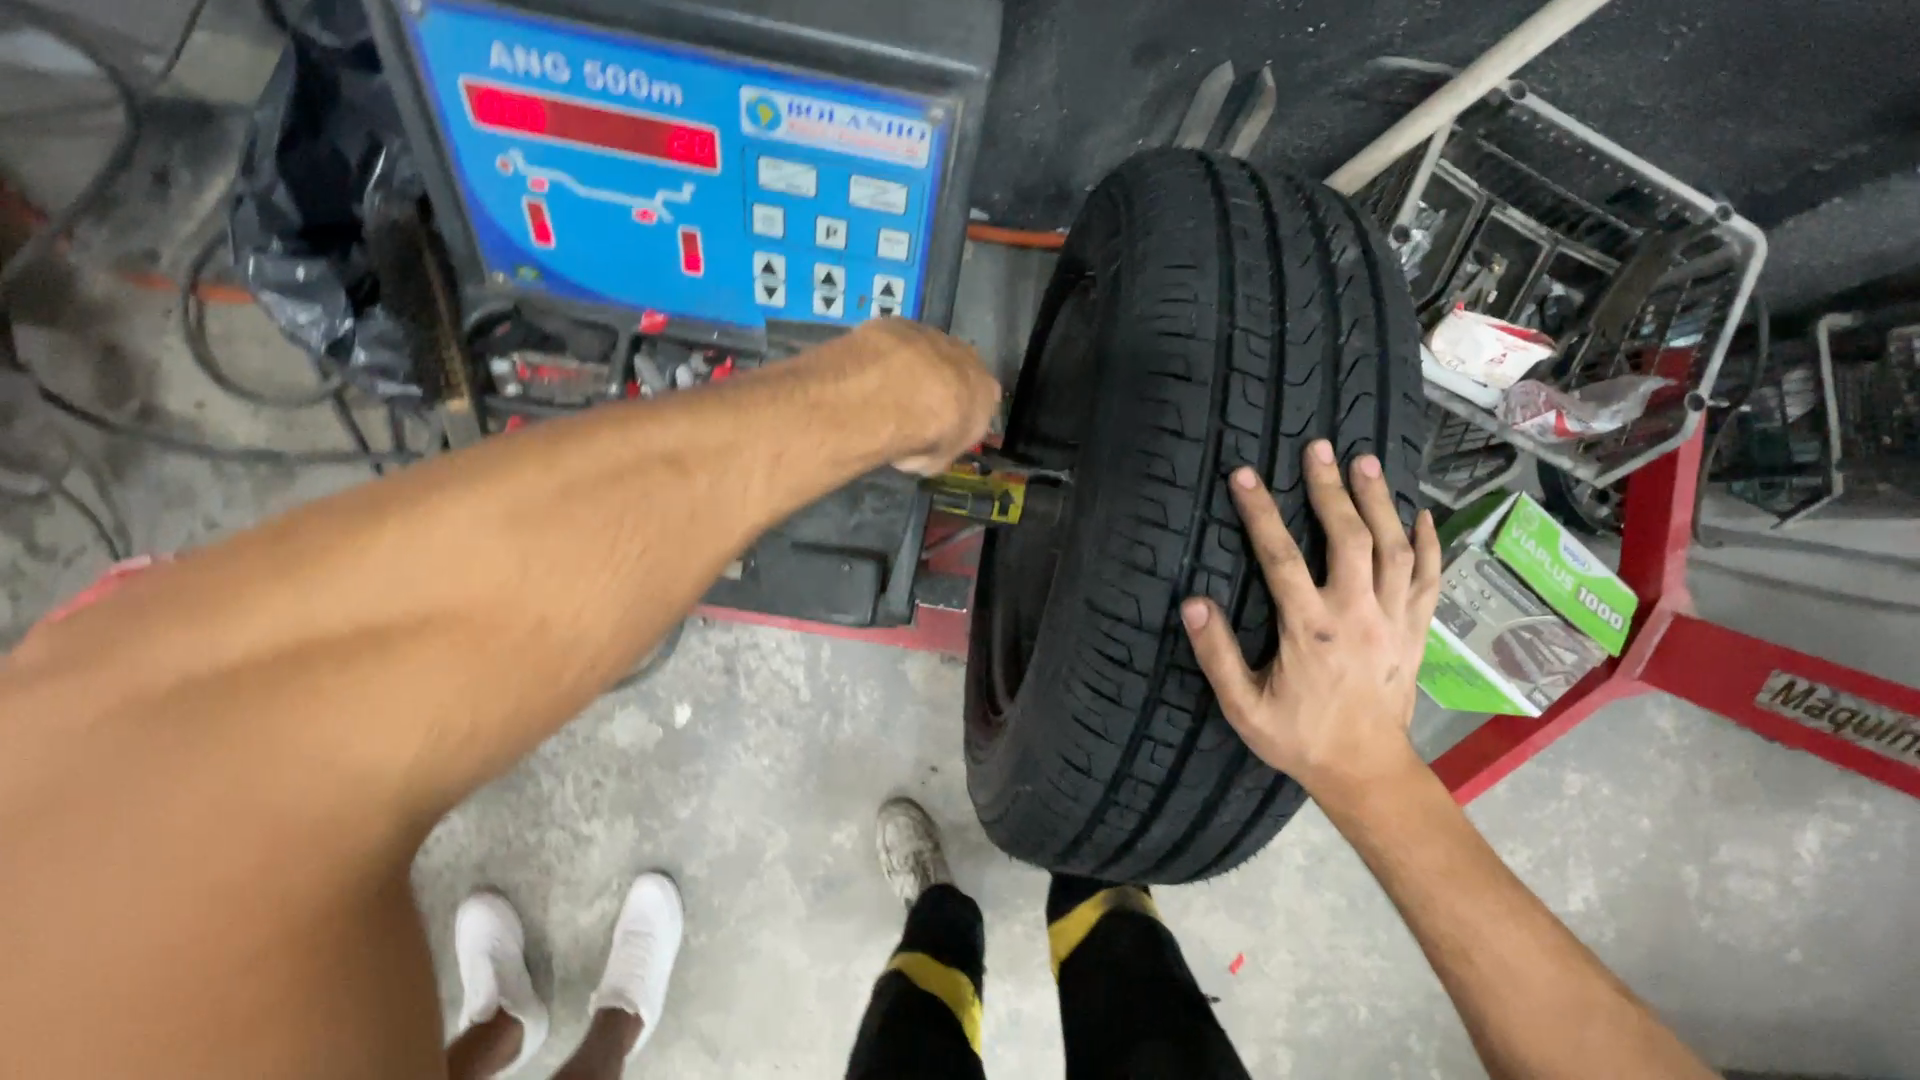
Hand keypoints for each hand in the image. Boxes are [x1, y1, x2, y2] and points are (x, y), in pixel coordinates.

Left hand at [845, 319, 1000, 475]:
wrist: (896, 393)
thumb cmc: (928, 434)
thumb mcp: (936, 460)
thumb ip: (936, 450)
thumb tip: (922, 451)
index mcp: (986, 391)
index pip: (978, 404)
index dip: (955, 417)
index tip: (935, 430)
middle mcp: (966, 358)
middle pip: (952, 372)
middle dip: (933, 388)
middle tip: (907, 411)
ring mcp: (932, 335)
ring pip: (922, 354)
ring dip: (907, 369)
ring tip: (882, 392)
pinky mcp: (899, 323)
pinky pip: (892, 343)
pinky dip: (882, 356)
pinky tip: (867, 373)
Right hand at [1180, 440, 1440, 799]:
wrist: (1366, 771)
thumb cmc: (1298, 738)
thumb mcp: (1243, 707)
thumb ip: (1218, 655)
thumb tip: (1194, 604)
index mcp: (1310, 631)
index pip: (1282, 559)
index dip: (1261, 513)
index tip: (1244, 476)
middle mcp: (1357, 616)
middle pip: (1349, 539)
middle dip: (1332, 489)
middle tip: (1319, 448)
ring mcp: (1394, 621)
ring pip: (1393, 549)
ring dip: (1380, 502)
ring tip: (1366, 463)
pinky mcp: (1417, 632)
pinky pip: (1429, 578)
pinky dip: (1427, 544)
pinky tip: (1419, 515)